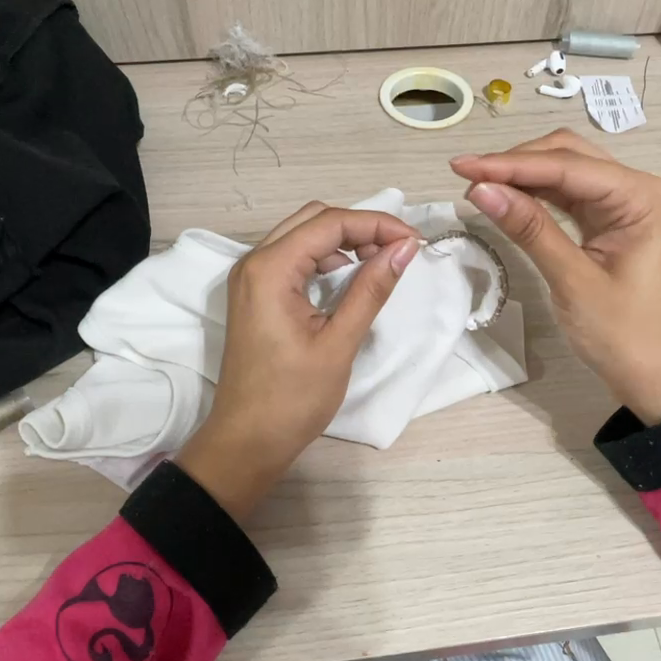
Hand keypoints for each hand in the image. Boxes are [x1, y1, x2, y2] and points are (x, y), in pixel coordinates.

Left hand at [175, 202, 420, 518]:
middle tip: (400, 251)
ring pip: (303, 236)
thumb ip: (371, 289)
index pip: (329, 223)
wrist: (247, 440)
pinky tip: (351, 278)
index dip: (376, 224)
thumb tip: (404, 249)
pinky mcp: (255, 294)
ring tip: (382, 263)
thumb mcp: (339, 342)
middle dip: (360, 228)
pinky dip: (325, 260)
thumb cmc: (292, 399)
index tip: (414, 241)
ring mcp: (250, 278)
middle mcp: (254, 262)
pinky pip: (293, 259)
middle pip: (314, 220)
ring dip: (343, 242)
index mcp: (270, 269)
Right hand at [450, 129, 660, 424]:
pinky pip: (564, 195)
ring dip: (521, 175)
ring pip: (563, 171)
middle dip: (516, 162)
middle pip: (566, 155)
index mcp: (640, 197)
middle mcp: (634, 189)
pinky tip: (503, 198)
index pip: (567, 166)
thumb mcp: (573, 281)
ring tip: (476, 187)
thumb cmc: (622, 333)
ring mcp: (620, 205)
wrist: (653, 374)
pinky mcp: (605, 222)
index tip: (463, 167)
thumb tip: (482, 191)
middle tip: (466, 176)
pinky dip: (533, 194)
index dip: (512, 164)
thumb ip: (530, 230)